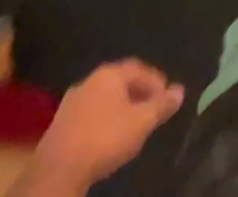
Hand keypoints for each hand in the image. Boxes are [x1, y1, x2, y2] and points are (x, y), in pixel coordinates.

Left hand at [14, 60, 186, 194]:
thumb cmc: (105, 138)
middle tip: (152, 110)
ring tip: (134, 124)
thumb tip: (179, 90)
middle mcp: (88, 81)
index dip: (156, 81)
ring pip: (104, 98)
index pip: (138, 68)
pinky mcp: (61, 123)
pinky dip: (105, 119)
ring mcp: (71, 102)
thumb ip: (162, 105)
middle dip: (139, 93)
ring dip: (121, 107)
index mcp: (109, 75)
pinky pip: (91, 113)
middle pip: (120, 82)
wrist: (58, 169)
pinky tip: (110, 136)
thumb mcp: (142, 121)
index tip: (166, 98)